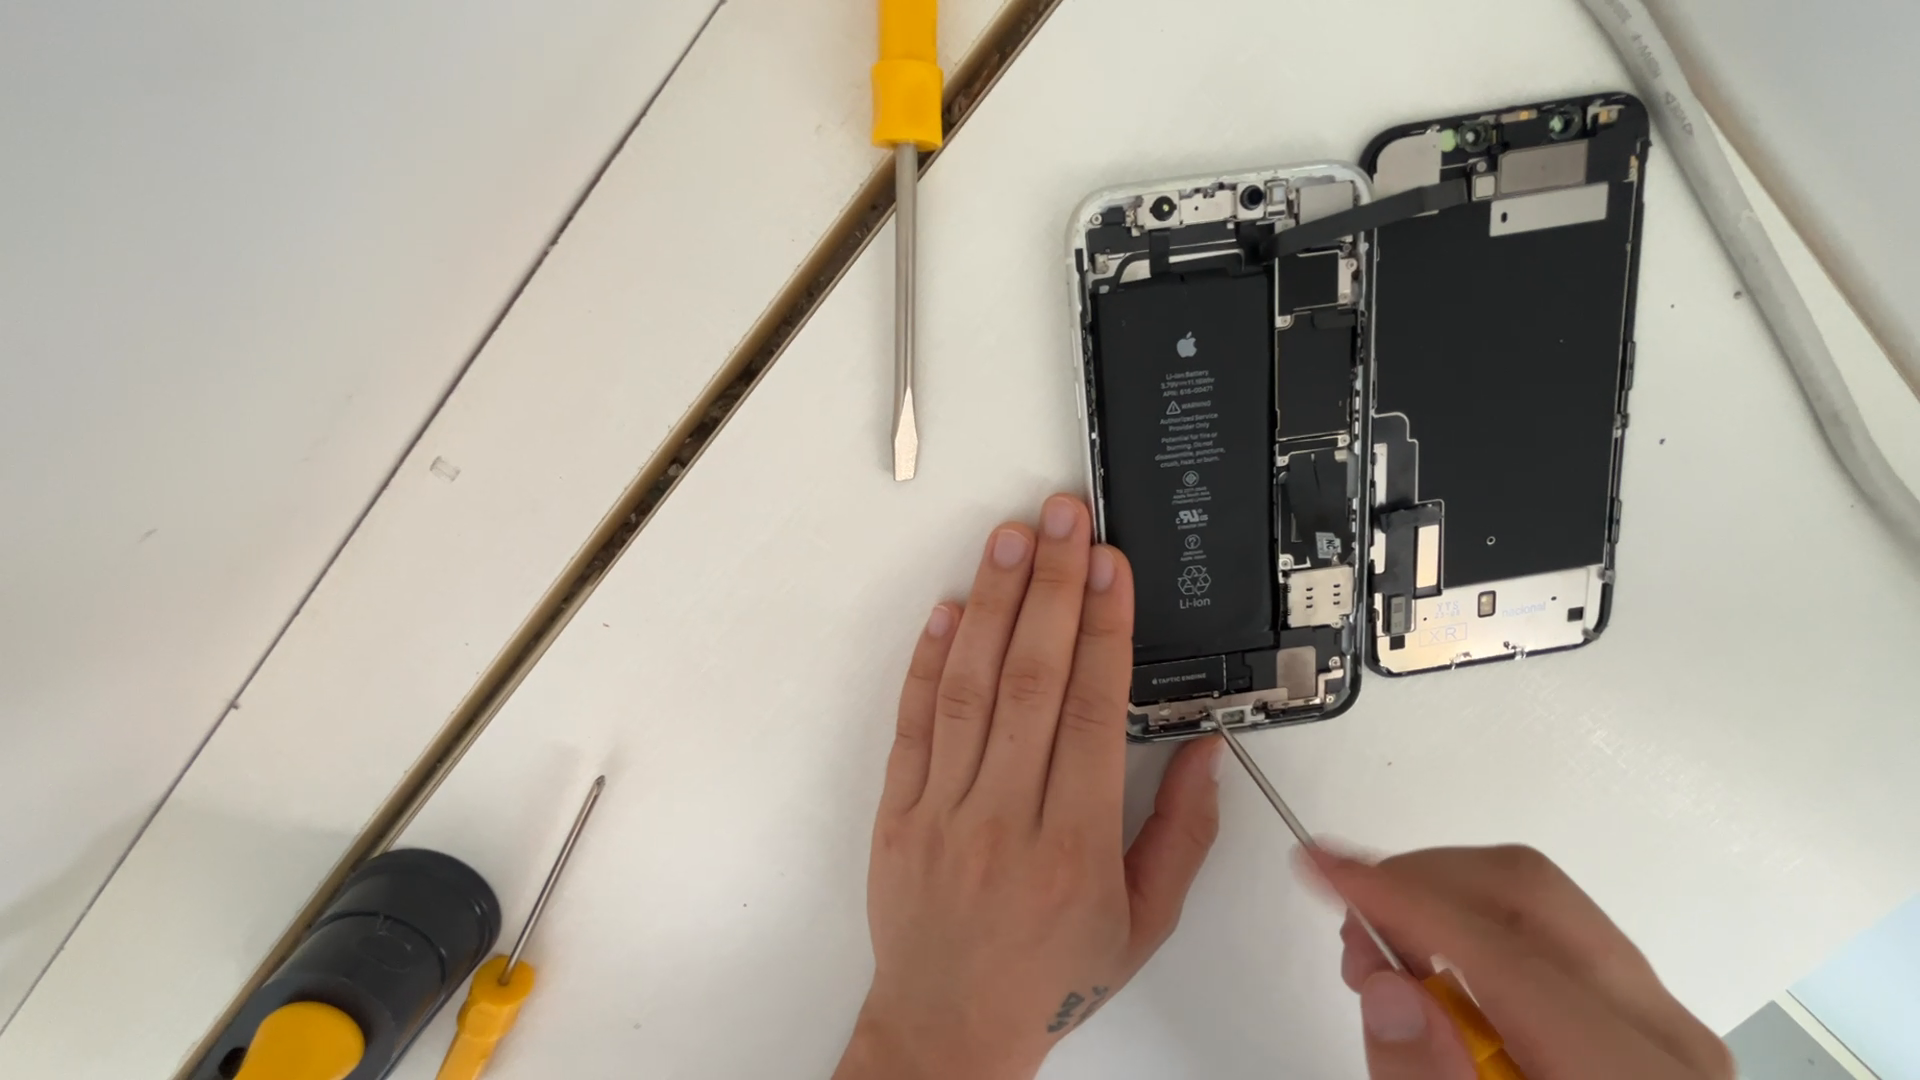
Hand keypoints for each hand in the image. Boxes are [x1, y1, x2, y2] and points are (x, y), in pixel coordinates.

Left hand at [834, 495, 1224, 1079]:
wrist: (948, 1027)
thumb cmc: (1048, 979)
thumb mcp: (1142, 925)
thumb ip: (1182, 835)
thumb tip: (1206, 754)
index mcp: (1074, 844)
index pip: (1092, 711)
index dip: (1104, 628)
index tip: (1112, 568)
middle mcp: (1005, 814)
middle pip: (1030, 678)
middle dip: (1052, 586)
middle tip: (1062, 521)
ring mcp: (942, 806)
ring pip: (969, 685)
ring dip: (991, 602)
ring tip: (1009, 540)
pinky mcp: (897, 806)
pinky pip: (912, 721)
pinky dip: (928, 659)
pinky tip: (948, 609)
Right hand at [1308, 846, 1733, 1079]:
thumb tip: (1388, 986)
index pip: (1503, 955)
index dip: (1401, 899)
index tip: (1314, 864)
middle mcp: (1669, 1037)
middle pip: (1525, 891)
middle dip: (1416, 885)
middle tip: (1351, 933)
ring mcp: (1659, 1018)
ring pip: (1527, 895)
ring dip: (1433, 899)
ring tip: (1381, 960)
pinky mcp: (1635, 1011)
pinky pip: (1534, 922)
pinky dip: (1460, 919)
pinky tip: (1425, 969)